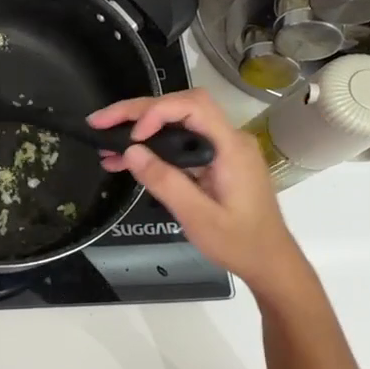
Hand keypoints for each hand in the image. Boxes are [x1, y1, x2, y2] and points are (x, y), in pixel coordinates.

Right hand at [89, 90, 309, 289]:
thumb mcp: (197, 217)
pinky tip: (125, 159)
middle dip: (137, 111)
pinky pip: (180, 142)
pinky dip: (152, 146)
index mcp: (230, 147)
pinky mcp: (215, 160)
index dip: (157, 112)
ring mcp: (223, 148)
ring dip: (139, 127)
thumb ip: (165, 181)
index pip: (193, 106)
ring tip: (104, 142)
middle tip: (99, 122)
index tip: (132, 137)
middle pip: (180, 107)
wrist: (270, 262)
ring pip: (176, 122)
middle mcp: (229, 139)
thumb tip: (131, 151)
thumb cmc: (239, 243)